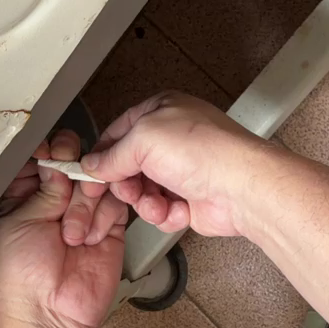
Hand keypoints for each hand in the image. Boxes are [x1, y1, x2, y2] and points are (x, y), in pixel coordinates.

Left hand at [0, 129, 129, 327]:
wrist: (53, 313)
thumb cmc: (22, 276)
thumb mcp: (18, 223)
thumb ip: (43, 188)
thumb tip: (60, 163)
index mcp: (24, 198)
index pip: (38, 159)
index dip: (46, 153)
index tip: (49, 156)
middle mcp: (55, 201)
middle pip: (71, 161)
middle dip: (70, 169)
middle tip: (65, 182)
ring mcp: (84, 212)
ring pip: (95, 179)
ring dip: (84, 203)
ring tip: (74, 234)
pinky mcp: (110, 226)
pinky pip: (115, 202)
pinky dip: (103, 216)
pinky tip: (92, 238)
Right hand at [80, 92, 276, 237]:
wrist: (240, 188)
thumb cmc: (204, 151)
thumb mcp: (143, 140)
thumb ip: (112, 154)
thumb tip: (93, 165)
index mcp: (161, 112)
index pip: (117, 131)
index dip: (102, 154)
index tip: (88, 174)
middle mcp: (171, 139)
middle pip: (128, 166)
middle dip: (126, 183)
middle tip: (130, 189)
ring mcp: (181, 170)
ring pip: (142, 192)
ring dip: (146, 203)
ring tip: (158, 203)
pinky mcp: (189, 198)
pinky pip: (161, 211)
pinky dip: (165, 215)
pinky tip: (177, 211)